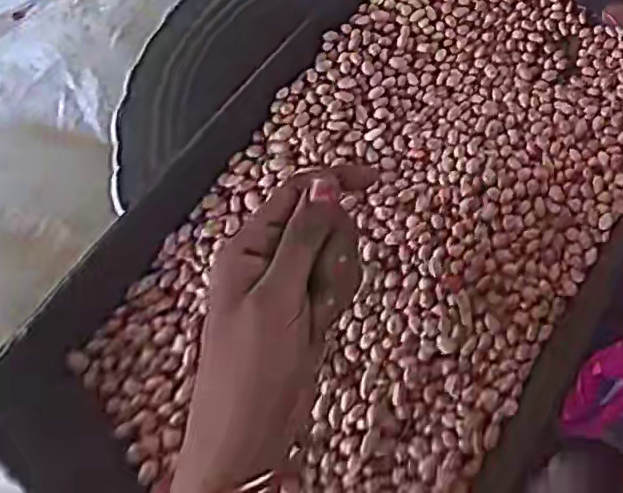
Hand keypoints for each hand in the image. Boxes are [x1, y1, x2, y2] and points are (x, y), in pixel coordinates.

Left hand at [170, 165, 374, 492]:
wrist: (251, 441)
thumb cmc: (250, 369)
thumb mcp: (277, 296)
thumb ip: (304, 235)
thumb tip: (325, 183)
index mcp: (249, 246)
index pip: (297, 191)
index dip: (334, 181)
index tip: (373, 180)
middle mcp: (270, 256)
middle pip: (326, 220)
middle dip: (334, 248)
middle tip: (319, 285)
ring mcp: (292, 280)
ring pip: (338, 249)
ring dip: (337, 278)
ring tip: (314, 314)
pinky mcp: (309, 301)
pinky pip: (340, 277)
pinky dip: (338, 296)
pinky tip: (320, 324)